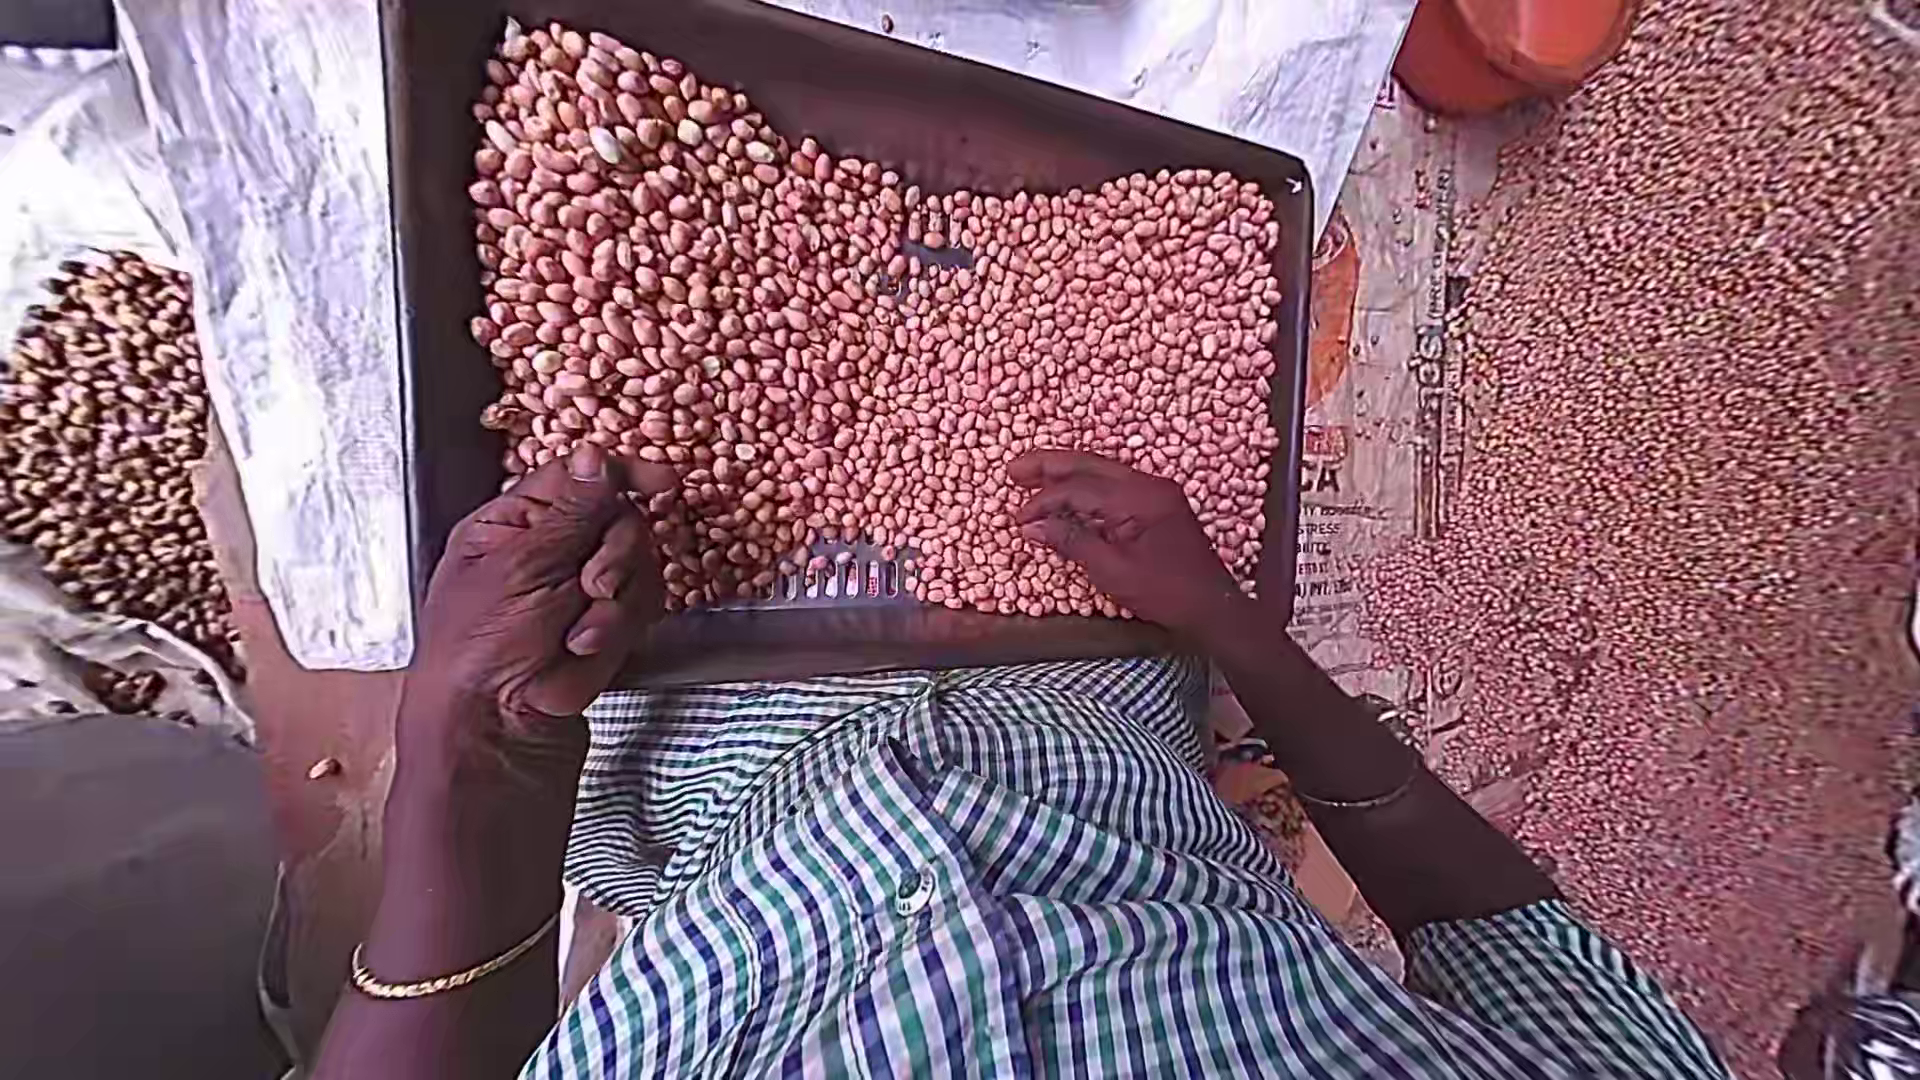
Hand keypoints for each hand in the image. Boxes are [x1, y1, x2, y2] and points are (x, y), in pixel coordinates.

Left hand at [401, 442, 675, 782]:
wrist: (502, 722)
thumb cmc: (484, 645)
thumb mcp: (524, 568)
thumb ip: (571, 513)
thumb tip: (594, 454)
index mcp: (519, 522)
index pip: (580, 477)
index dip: (622, 474)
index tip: (664, 481)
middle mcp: (560, 544)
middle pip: (623, 520)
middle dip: (616, 555)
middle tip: (594, 585)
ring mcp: (590, 580)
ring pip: (642, 562)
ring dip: (617, 600)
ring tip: (580, 633)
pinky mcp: (616, 613)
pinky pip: (647, 599)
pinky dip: (623, 622)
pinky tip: (589, 644)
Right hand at [1007, 449, 1250, 636]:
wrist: (1213, 608)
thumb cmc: (1166, 593)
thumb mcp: (1113, 572)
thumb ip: (1072, 543)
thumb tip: (1033, 527)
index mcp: (1140, 498)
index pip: (1080, 489)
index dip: (1044, 501)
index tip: (1020, 519)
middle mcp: (1149, 485)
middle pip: (1089, 464)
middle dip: (1049, 465)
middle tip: (1014, 470)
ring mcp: (1155, 492)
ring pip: (1100, 471)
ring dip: (1065, 474)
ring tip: (1031, 476)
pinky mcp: (1156, 504)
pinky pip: (1113, 486)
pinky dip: (1084, 490)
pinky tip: (1065, 498)